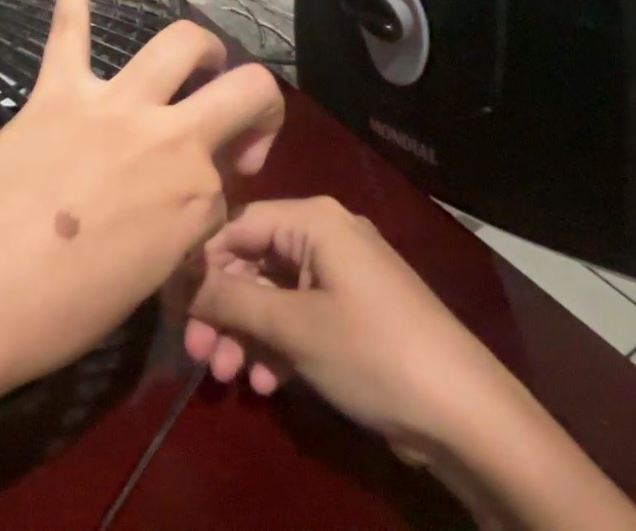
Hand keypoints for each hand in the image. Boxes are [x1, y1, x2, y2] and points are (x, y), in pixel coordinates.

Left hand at [0, 0, 285, 394]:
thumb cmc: (52, 317)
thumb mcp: (143, 290)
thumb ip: (176, 237)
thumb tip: (176, 208)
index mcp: (196, 198)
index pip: (228, 184)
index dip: (216, 200)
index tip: (190, 224)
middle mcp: (168, 137)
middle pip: (244, 90)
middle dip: (255, 108)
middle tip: (230, 137)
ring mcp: (110, 104)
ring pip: (181, 43)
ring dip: (202, 50)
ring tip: (196, 63)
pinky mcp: (54, 91)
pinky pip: (70, 26)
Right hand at [184, 196, 511, 454]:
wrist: (465, 415)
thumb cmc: (371, 352)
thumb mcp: (292, 326)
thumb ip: (229, 300)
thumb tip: (178, 281)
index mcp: (313, 221)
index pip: (235, 225)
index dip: (199, 264)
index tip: (170, 305)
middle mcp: (325, 238)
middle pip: (251, 264)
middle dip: (221, 310)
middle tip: (195, 353)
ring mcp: (341, 278)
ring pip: (271, 296)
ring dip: (244, 334)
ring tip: (226, 376)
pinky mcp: (351, 314)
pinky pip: (297, 318)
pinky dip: (275, 346)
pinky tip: (264, 384)